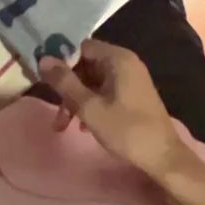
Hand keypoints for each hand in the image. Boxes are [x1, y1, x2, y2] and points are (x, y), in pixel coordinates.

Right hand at [38, 39, 204, 204]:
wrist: (162, 156)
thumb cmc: (126, 129)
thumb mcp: (89, 107)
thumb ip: (65, 82)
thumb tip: (43, 59)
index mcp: (118, 59)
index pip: (82, 47)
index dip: (62, 62)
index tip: (47, 80)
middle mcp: (126, 63)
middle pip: (87, 65)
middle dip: (68, 87)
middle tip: (56, 110)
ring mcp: (131, 79)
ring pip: (94, 82)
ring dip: (76, 100)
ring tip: (64, 125)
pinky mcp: (133, 95)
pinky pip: (105, 92)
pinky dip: (91, 105)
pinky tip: (83, 127)